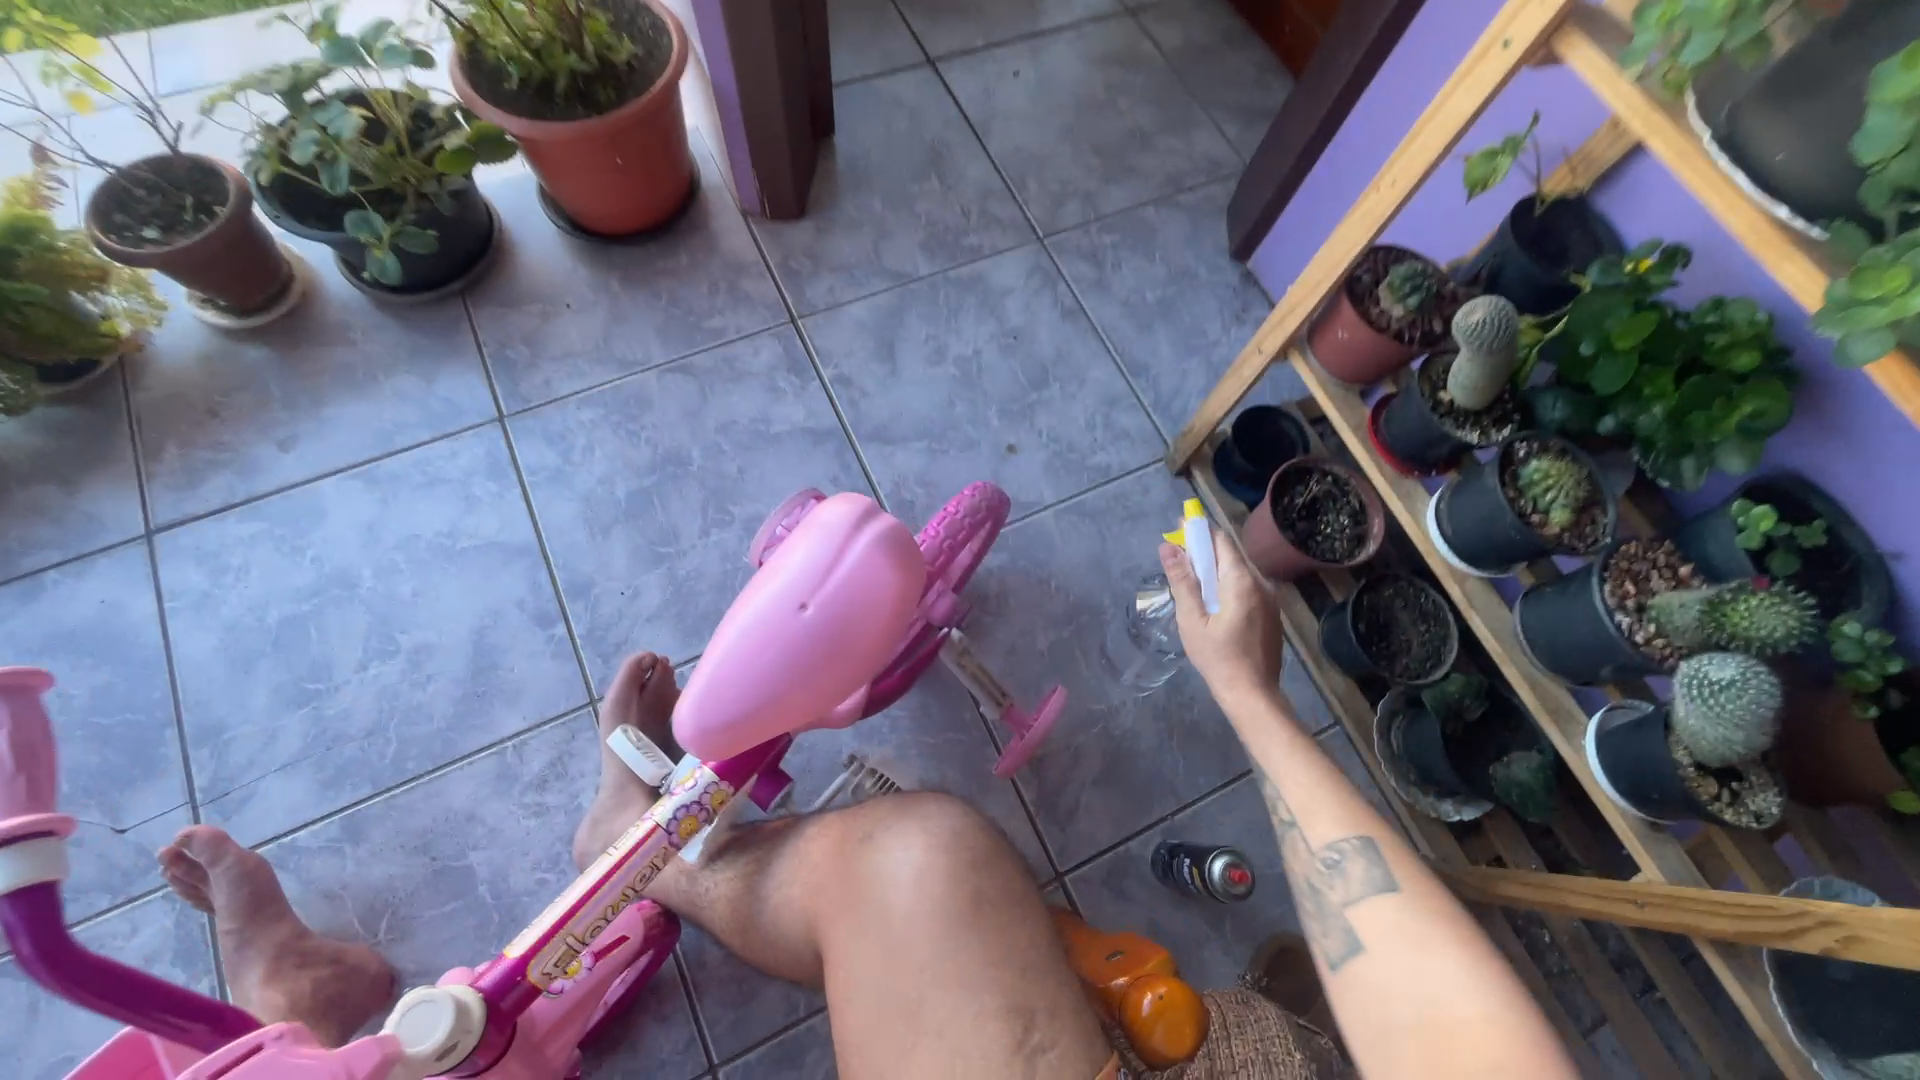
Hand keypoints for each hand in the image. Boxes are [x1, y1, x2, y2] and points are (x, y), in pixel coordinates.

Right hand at [1160, 532, 1283, 703]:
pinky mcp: (1271, 612)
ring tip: (1192, 585)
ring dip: (1216, 570)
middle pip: (1230, 555)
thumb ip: (1182, 581)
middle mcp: (1261, 582)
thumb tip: (1167, 547)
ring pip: (1239, 571)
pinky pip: (1247, 587)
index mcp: (1241, 581)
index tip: (1178, 532)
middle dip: (1204, 552)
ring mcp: (1270, 597)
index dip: (1199, 532)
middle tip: (1179, 562)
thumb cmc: (1218, 658)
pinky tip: (1213, 603)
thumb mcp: (1192, 620)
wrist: (1253, 694)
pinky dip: (1228, 585)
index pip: (1221, 541)